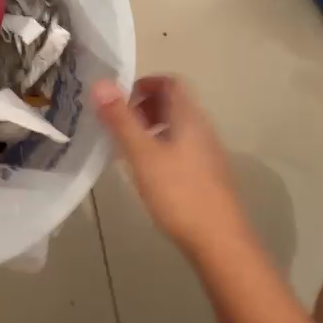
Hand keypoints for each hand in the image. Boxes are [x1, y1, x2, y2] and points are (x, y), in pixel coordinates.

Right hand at [94, 75, 249, 253]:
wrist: (221, 240)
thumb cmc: (179, 192)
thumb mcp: (143, 155)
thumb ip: (122, 120)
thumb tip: (101, 82)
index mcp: (189, 115)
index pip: (170, 82)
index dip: (146, 84)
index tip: (121, 100)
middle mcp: (202, 127)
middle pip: (174, 103)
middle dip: (145, 108)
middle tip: (121, 126)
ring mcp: (209, 152)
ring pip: (178, 127)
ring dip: (153, 130)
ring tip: (130, 151)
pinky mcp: (210, 175)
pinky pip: (183, 148)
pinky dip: (163, 149)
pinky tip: (151, 175)